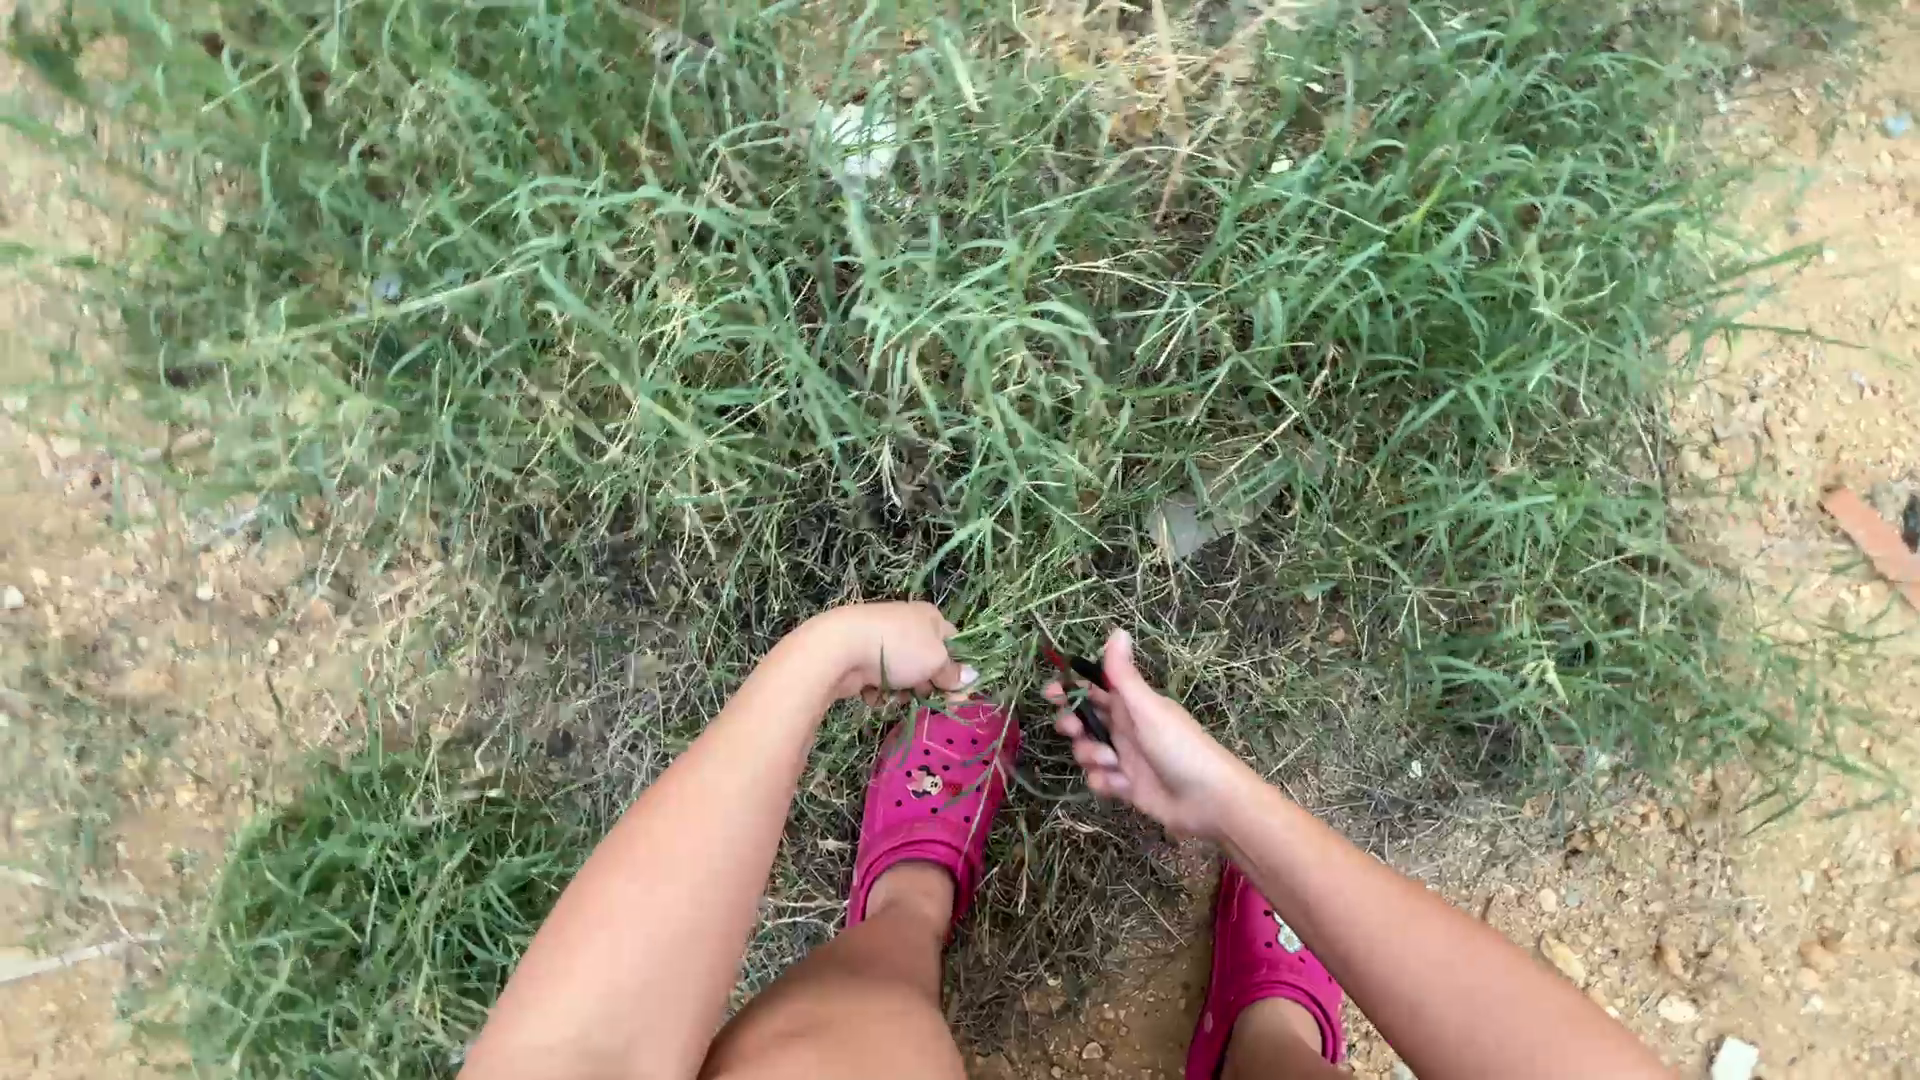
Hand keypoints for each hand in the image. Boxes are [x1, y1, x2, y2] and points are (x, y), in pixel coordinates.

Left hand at [798, 601, 978, 701]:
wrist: (841, 647)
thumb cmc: (899, 648)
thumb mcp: (935, 660)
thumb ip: (952, 672)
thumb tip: (972, 677)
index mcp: (929, 617)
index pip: (953, 642)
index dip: (958, 668)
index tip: (959, 693)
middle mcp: (907, 625)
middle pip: (928, 662)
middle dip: (928, 684)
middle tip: (926, 698)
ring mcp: (882, 642)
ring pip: (903, 676)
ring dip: (903, 692)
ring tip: (895, 695)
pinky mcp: (861, 659)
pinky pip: (879, 681)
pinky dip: (879, 691)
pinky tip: (873, 694)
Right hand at [1046, 629, 1258, 839]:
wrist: (1210, 801)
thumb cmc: (1180, 746)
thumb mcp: (1147, 708)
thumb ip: (1124, 675)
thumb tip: (1117, 630)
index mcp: (1132, 705)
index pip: (1094, 689)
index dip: (1070, 690)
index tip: (1050, 694)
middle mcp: (1126, 728)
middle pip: (1085, 721)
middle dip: (1073, 726)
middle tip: (1074, 731)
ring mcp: (1125, 758)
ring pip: (1088, 752)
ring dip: (1091, 757)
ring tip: (1111, 765)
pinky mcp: (1126, 787)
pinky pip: (1100, 781)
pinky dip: (1105, 783)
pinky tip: (1120, 787)